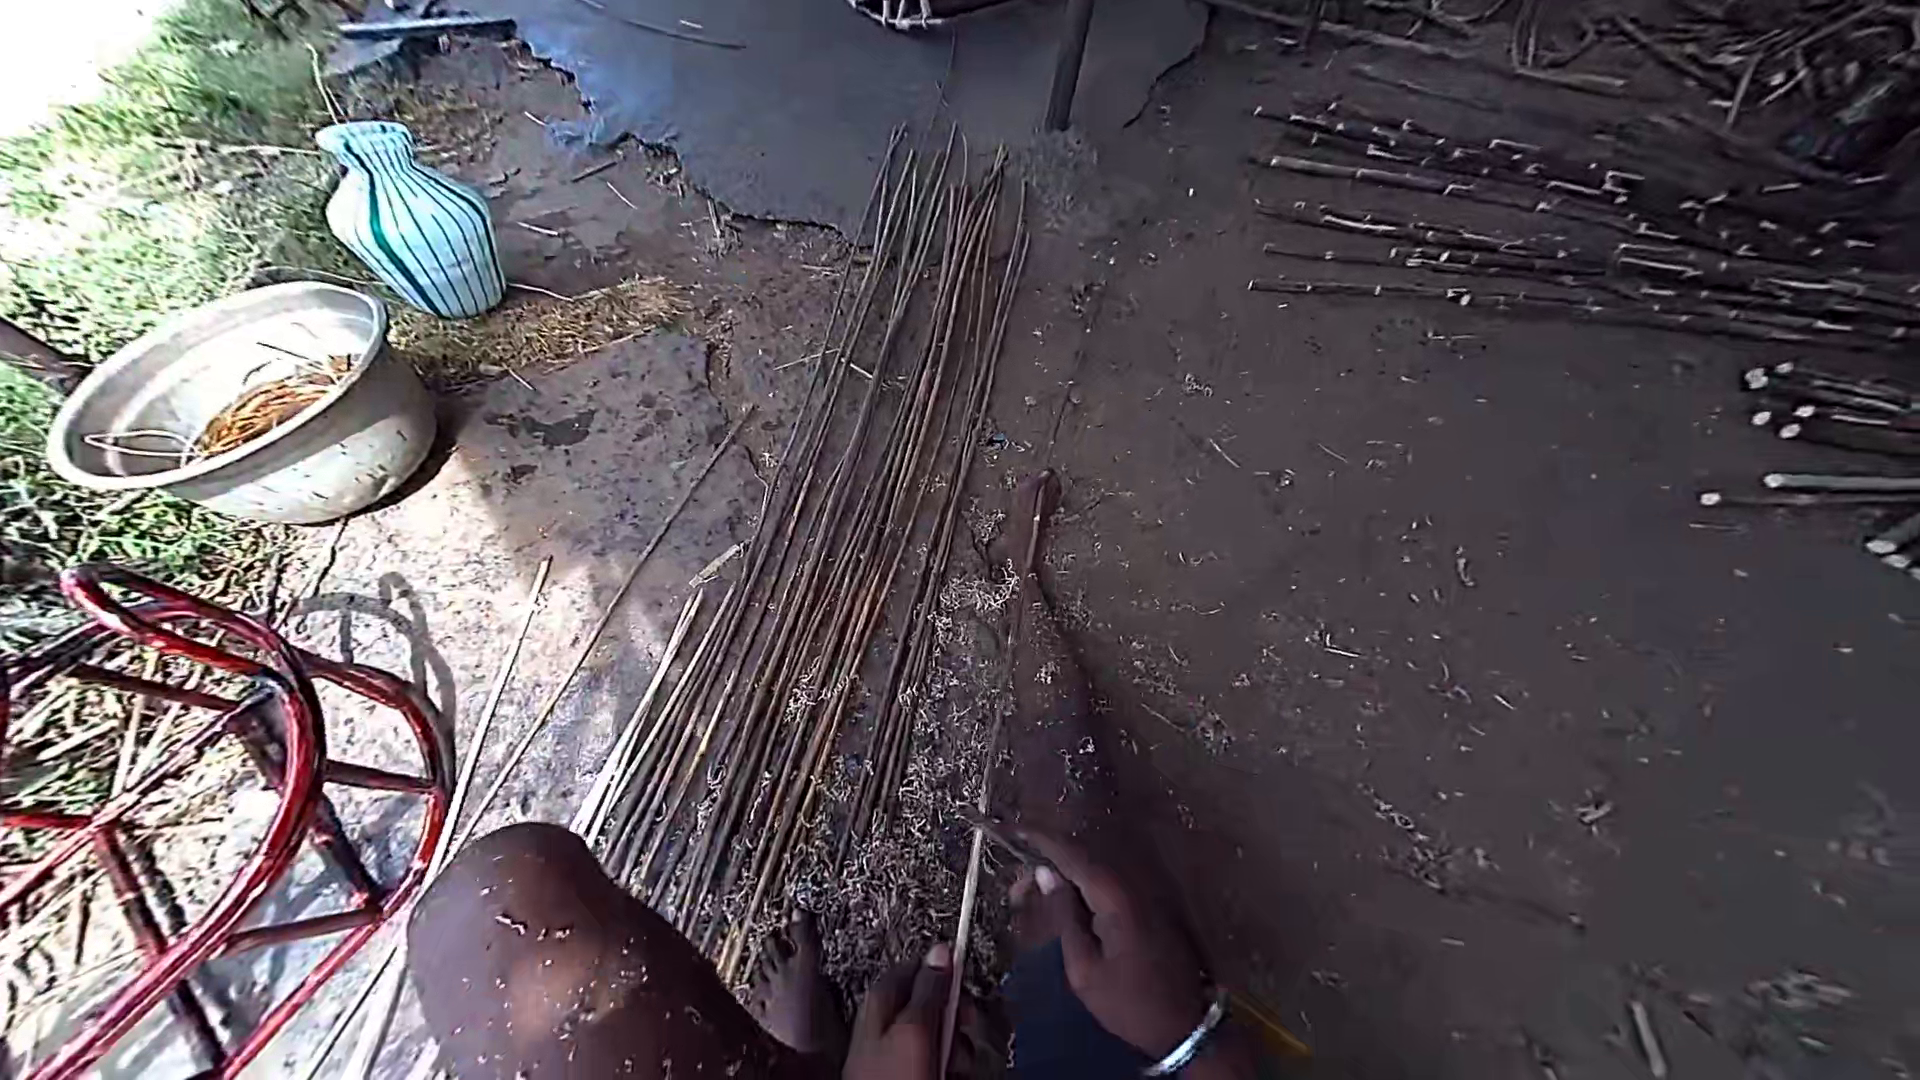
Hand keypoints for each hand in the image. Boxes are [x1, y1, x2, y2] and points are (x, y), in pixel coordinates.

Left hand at [842, 943, 951, 1079]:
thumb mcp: (915, 1031)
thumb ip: (930, 989)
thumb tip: (941, 949)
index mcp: (882, 1000)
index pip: (919, 967)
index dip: (945, 976)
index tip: (965, 992)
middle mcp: (886, 1022)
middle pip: (931, 1005)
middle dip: (953, 1022)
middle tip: (961, 1043)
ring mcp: (893, 1055)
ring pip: (937, 1037)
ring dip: (954, 1053)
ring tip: (955, 1072)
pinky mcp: (904, 1078)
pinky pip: (933, 1064)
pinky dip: (945, 1071)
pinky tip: (947, 1079)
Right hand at [1016, 830, 1210, 1059]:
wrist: (1189, 1025)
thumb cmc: (1132, 1002)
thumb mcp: (1085, 970)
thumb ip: (1063, 916)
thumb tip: (1044, 873)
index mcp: (1111, 893)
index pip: (1068, 851)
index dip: (1038, 838)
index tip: (1012, 830)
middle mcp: (1128, 880)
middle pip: (1078, 855)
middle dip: (1044, 862)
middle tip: (1018, 887)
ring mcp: (1140, 887)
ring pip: (1091, 866)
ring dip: (1061, 872)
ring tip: (1035, 893)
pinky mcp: (1146, 899)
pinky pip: (1105, 879)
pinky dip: (1080, 882)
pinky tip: (1065, 898)